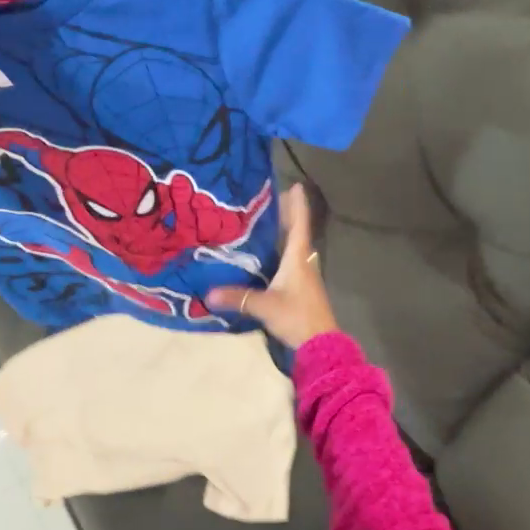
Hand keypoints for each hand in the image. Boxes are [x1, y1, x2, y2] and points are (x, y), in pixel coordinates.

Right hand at [206, 187, 340, 348]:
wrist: (321, 344)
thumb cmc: (297, 317)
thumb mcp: (265, 306)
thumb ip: (239, 298)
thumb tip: (209, 293)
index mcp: (298, 258)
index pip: (299, 224)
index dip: (296, 205)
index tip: (294, 185)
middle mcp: (303, 263)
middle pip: (296, 234)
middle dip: (286, 217)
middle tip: (270, 202)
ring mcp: (305, 277)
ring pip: (294, 250)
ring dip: (283, 237)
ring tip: (265, 226)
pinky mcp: (302, 290)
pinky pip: (290, 265)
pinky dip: (280, 255)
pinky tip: (267, 259)